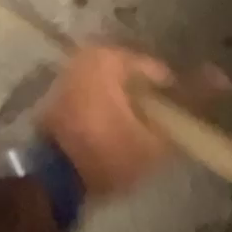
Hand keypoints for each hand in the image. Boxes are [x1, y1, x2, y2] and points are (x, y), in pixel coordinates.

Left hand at [36, 46, 176, 198]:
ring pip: (105, 81)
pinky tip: (116, 122)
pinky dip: (103, 104)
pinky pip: (88, 93)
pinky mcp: (55, 96)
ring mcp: (67, 75)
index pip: (149, 67)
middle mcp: (85, 58)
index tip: (181, 99)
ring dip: (121, 97)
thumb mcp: (149, 148)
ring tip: (140, 118)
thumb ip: (170, 132)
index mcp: (109, 59)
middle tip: (161, 108)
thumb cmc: (104, 150)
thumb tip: (176, 126)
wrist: (51, 173)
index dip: (168, 85)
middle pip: (125, 71)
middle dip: (143, 89)